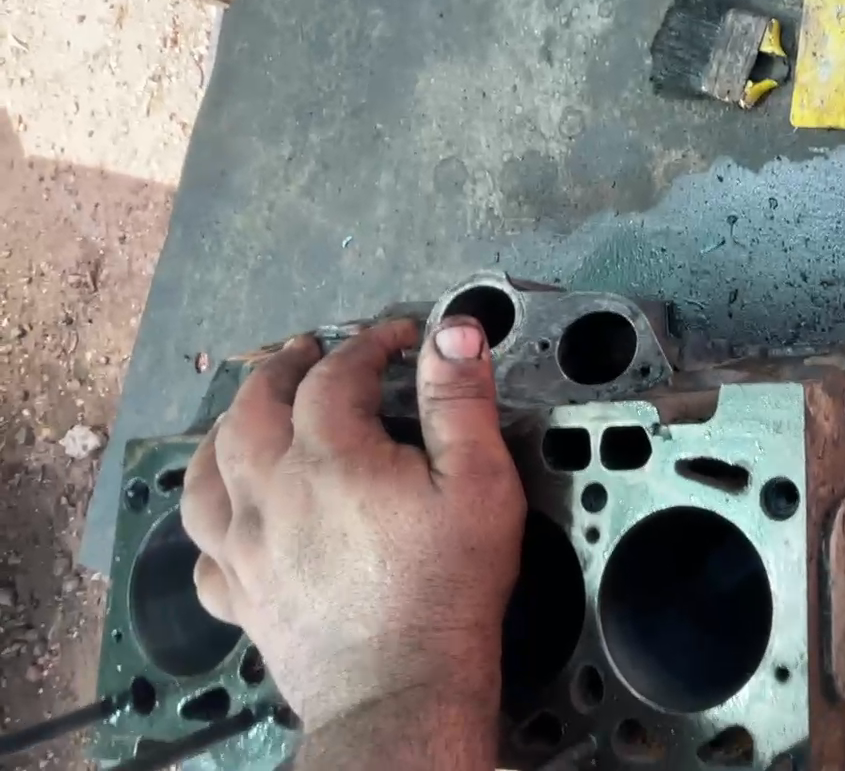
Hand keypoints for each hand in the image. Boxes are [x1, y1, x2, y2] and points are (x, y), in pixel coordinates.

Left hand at [180, 316, 525, 735]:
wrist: (402, 679)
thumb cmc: (452, 570)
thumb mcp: (480, 476)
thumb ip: (462, 400)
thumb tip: (455, 330)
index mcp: (332, 458)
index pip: (336, 376)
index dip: (371, 342)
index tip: (405, 332)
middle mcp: (268, 493)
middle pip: (252, 410)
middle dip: (285, 368)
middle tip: (312, 348)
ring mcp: (238, 547)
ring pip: (207, 469)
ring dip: (229, 425)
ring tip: (255, 409)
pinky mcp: (234, 592)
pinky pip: (199, 539)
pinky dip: (212, 505)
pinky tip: (234, 507)